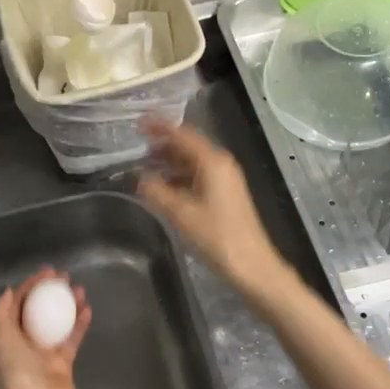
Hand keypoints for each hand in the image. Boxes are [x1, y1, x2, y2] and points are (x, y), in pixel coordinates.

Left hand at [0, 268, 89, 388]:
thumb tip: (9, 291)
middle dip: (48, 292)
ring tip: (79, 289)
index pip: (15, 306)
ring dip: (66, 305)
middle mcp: (22, 345)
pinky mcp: (63, 364)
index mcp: (3, 339)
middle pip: (36, 312)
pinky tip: (87, 308)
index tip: (45, 273)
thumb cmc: (15, 371)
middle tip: (64, 277)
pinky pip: (71, 339)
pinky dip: (79, 324)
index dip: (28, 287)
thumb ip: (0, 312)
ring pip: (56, 323)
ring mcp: (43, 355)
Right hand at [136, 119, 287, 291]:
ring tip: (145, 168)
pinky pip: (198, 176)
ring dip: (170, 163)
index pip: (182, 134)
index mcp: (212, 162)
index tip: (138, 123)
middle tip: (137, 149)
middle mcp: (221, 164)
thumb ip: (156, 192)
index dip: (159, 127)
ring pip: (192, 162)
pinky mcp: (226, 195)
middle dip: (162, 146)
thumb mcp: (180, 214)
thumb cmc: (217, 237)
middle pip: (188, 146)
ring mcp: (225, 179)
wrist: (251, 265)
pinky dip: (179, 177)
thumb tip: (139, 178)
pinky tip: (164, 188)